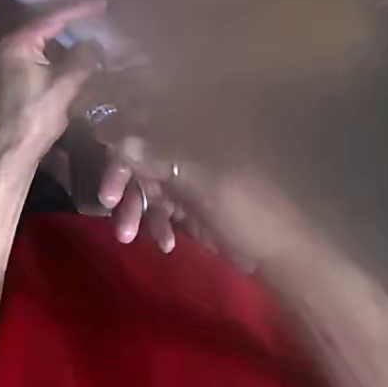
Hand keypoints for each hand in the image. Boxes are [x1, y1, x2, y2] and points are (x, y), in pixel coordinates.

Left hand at [0, 0, 104, 157]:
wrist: (12, 148)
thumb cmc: (36, 115)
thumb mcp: (65, 85)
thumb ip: (83, 59)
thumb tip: (96, 44)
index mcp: (19, 42)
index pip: (53, 17)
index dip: (79, 9)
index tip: (103, 3)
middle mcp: (11, 45)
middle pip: (47, 24)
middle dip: (73, 18)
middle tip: (99, 10)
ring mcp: (12, 60)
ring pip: (46, 40)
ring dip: (68, 35)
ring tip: (94, 27)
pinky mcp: (18, 74)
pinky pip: (43, 53)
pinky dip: (62, 50)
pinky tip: (79, 51)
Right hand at [93, 140, 311, 265]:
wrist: (283, 258)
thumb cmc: (249, 213)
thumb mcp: (203, 185)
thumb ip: (159, 158)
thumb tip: (114, 134)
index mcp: (193, 138)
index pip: (145, 127)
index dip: (120, 143)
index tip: (104, 157)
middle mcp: (186, 152)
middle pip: (139, 155)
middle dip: (122, 180)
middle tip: (107, 203)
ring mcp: (186, 179)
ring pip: (144, 184)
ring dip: (133, 208)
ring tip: (127, 236)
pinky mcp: (187, 206)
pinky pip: (157, 209)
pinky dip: (155, 224)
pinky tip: (165, 243)